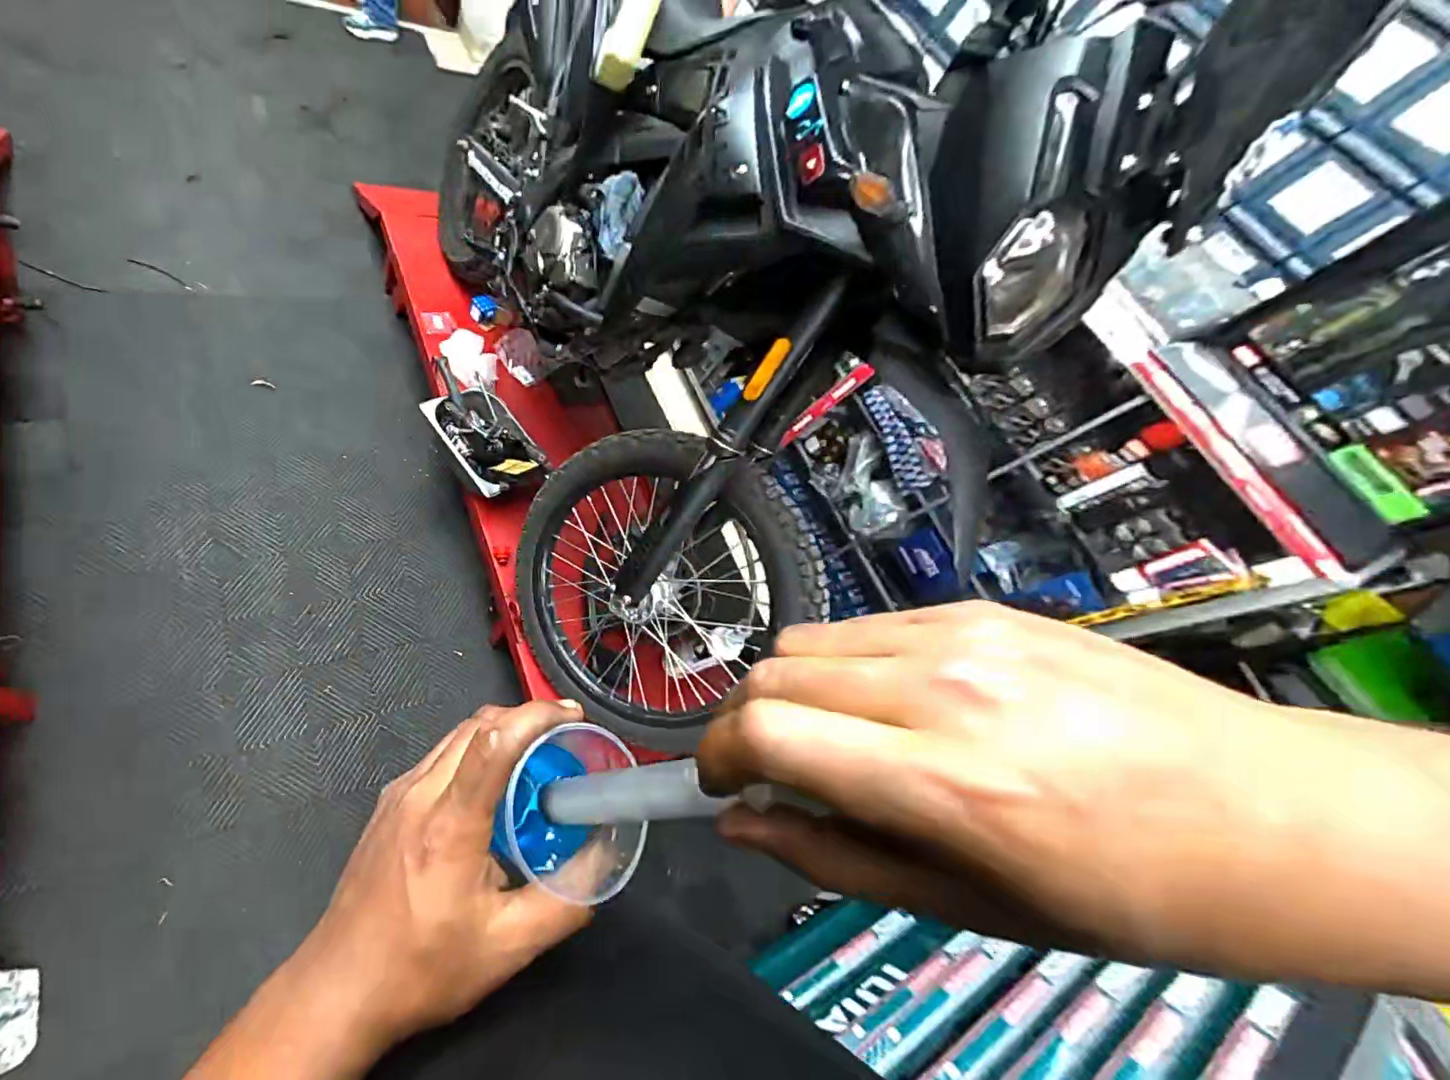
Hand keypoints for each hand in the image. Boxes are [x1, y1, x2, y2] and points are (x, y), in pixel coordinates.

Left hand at [185, 700, 594, 1079]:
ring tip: (536, 753)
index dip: (535, 716)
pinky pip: (439, 758)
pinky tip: (493, 784)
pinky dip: (475, 752)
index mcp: (449, 823)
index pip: (492, 742)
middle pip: (476, 726)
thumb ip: (563, 900)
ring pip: (455, 737)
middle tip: (564, 733)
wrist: (340, 984)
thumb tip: (600, 857)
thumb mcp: (506, 947)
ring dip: (499, 731)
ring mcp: (398, 794)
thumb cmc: (422, 967)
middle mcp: (419, 793)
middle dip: (525, 717)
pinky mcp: (389, 803)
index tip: (572, 716)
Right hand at [698, 601, 1449, 997]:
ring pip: (801, 641)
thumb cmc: (1129, 893)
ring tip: (827, 730)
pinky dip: (839, 663)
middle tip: (765, 765)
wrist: (1290, 816)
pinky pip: (860, 625)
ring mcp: (961, 636)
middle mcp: (942, 690)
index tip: (719, 783)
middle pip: (769, 675)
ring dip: (786, 689)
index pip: (767, 734)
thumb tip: (740, 823)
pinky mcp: (978, 609)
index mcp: (945, 782)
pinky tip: (885, 698)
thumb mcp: (969, 907)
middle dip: (741, 722)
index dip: (717, 756)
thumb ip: (831, 859)